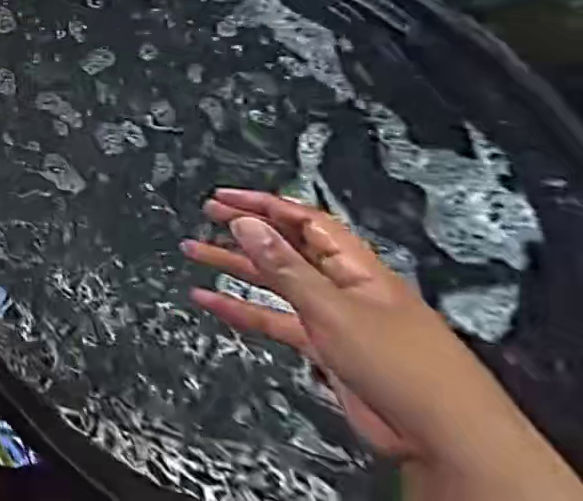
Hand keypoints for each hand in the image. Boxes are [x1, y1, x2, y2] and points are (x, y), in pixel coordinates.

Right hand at [183, 189, 582, 498]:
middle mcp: (347, 290)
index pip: (307, 222)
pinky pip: (274, 319)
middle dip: (246, 229)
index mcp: (359, 272)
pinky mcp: (326, 349)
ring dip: (234, 266)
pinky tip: (210, 302)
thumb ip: (284, 266)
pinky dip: (240, 309)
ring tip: (194, 251)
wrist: (448, 443)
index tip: (223, 197)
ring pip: (275, 283)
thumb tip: (245, 223)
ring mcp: (336, 320)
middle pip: (288, 249)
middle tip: (208, 214)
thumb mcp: (334, 309)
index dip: (265, 204)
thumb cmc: (407, 370)